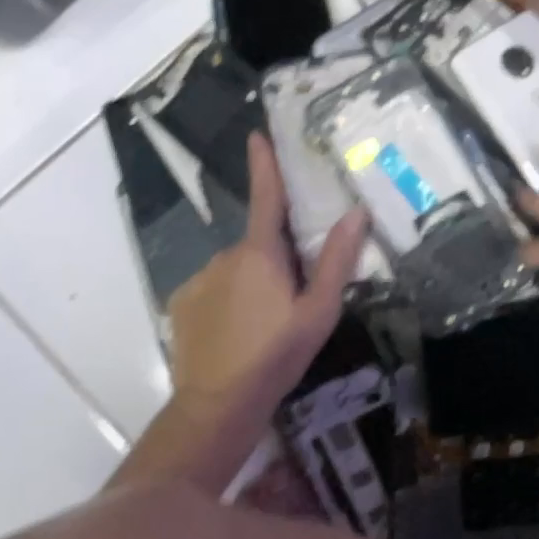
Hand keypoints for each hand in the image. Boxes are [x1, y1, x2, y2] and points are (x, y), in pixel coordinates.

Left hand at [165, 131, 367, 406]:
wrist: (217, 404)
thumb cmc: (276, 355)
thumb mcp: (319, 311)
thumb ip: (337, 260)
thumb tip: (356, 213)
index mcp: (261, 253)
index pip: (266, 197)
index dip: (263, 163)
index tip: (257, 134)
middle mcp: (226, 256)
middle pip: (258, 244)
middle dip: (275, 258)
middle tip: (292, 298)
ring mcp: (200, 279)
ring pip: (236, 269)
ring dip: (252, 283)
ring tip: (264, 325)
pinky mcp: (182, 303)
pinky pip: (214, 289)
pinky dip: (228, 301)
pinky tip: (237, 332)